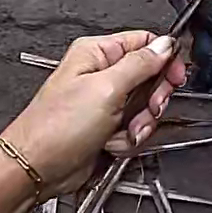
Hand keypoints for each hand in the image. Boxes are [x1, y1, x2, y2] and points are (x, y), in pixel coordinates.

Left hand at [0, 31, 187, 197]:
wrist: (36, 169)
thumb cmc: (55, 128)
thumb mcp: (106, 88)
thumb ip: (141, 63)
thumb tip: (166, 44)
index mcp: (97, 53)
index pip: (146, 43)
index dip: (165, 60)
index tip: (175, 78)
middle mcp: (102, 73)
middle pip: (151, 77)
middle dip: (152, 99)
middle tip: (147, 109)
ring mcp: (105, 101)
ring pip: (146, 107)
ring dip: (140, 124)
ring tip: (121, 131)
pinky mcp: (107, 126)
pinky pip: (135, 128)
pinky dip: (129, 139)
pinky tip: (112, 143)